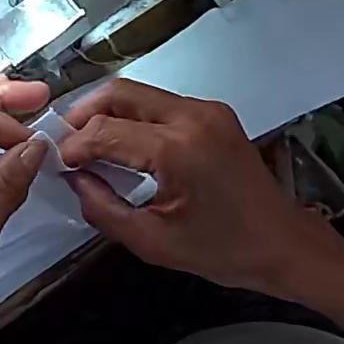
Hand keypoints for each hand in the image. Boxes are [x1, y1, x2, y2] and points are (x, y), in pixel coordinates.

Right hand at [58, 80, 334, 296]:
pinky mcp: (214, 113)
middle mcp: (192, 116)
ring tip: (87, 144)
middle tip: (65, 143)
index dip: (73, 146)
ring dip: (107, 113)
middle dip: (83, 114)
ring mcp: (206, 110)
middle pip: (119, 92)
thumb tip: (74, 179)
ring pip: (138, 93)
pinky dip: (132, 118)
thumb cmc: (221, 251)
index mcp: (178, 149)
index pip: (105, 131)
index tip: (58, 165)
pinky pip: (159, 104)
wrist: (284, 244)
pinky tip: (122, 144)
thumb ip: (103, 208)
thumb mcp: (151, 241)